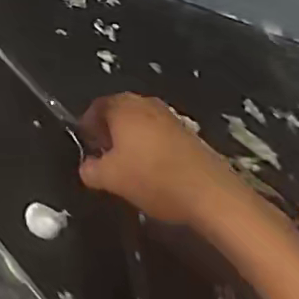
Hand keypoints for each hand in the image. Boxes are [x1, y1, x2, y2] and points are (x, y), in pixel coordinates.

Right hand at [78, 92, 265, 231]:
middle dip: (109, 132)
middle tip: (104, 156)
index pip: (95, 107)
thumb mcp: (110, 179)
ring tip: (129, 167)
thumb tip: (86, 167)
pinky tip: (154, 172)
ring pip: (141, 123)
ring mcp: (171, 117)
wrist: (212, 195)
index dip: (87, 126)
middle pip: (119, 112)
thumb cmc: (153, 178)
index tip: (87, 146)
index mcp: (123, 107)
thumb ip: (90, 170)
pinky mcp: (190, 134)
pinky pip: (160, 134)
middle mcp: (146, 103)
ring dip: (131, 140)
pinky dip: (152, 147)